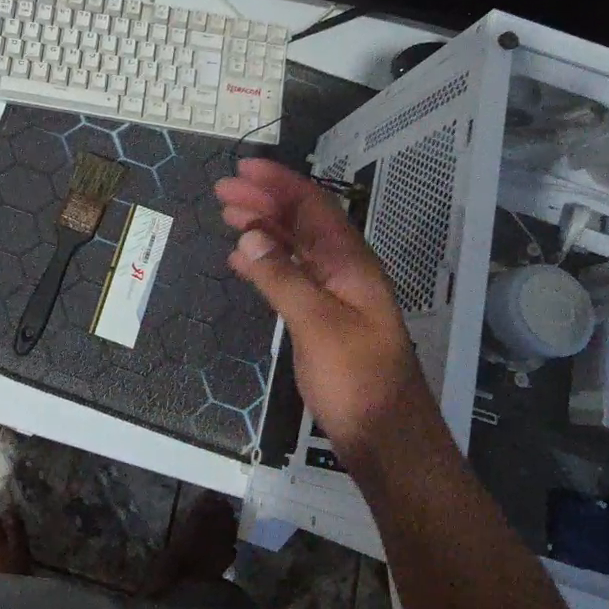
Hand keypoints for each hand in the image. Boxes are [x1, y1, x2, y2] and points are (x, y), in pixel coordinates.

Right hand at [215, 158, 438, 471]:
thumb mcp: (318, 324)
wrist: (386, 438)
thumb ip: (283, 278)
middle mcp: (343, 271)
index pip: (313, 208)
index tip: (242, 169)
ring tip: (227, 217)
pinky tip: (240, 260)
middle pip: (301, 223)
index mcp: (350, 263)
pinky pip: (289, 276)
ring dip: (262, 228)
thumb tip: (249, 236)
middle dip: (264, 202)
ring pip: (294, 248)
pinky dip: (264, 262)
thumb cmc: (357, 378)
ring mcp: (332, 295)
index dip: (279, 183)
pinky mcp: (320, 319)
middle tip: (222, 192)